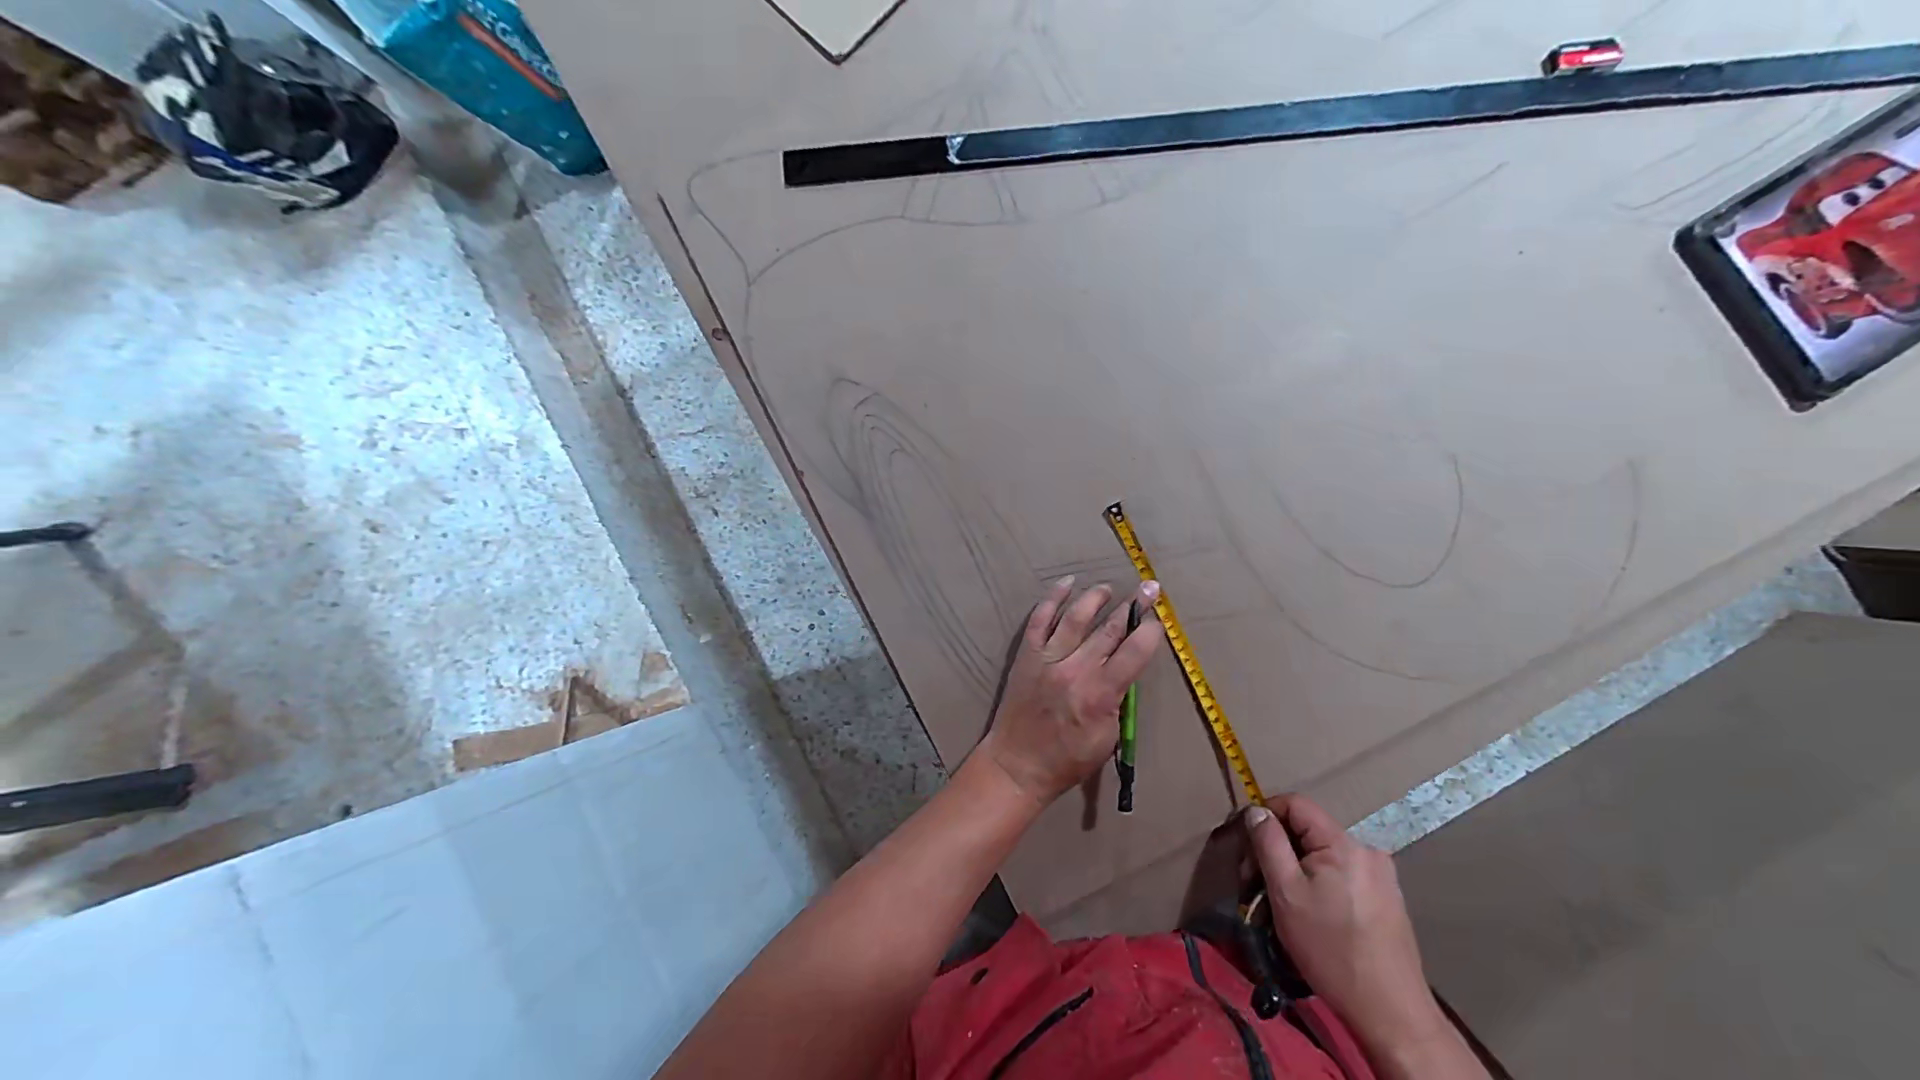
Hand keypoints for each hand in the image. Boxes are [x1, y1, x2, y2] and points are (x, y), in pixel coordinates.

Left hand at [978, 577, 1164, 804]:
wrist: (1017, 764)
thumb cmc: (1068, 760)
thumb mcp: (1108, 738)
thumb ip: (1118, 701)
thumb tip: (1124, 670)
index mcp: (1100, 693)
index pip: (1134, 652)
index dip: (1151, 632)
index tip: (1160, 620)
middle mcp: (1075, 669)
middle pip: (1110, 629)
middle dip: (1134, 606)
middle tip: (1149, 588)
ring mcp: (1048, 658)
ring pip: (1076, 617)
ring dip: (1095, 598)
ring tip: (1108, 588)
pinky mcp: (1027, 655)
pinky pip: (1040, 619)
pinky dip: (1053, 598)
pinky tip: (1066, 583)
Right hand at [1244, 795, 1453, 1062]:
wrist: (1390, 1011)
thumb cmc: (1330, 949)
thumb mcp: (1286, 892)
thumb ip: (1268, 843)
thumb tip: (1256, 810)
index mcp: (1344, 843)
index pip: (1296, 803)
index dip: (1264, 814)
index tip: (1245, 846)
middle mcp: (1367, 850)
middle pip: (1307, 830)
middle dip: (1274, 849)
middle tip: (1252, 883)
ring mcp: (1380, 875)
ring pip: (1320, 854)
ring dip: (1292, 869)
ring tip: (1277, 902)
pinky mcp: (1385, 897)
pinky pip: (1339, 873)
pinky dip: (1315, 882)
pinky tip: (1307, 912)